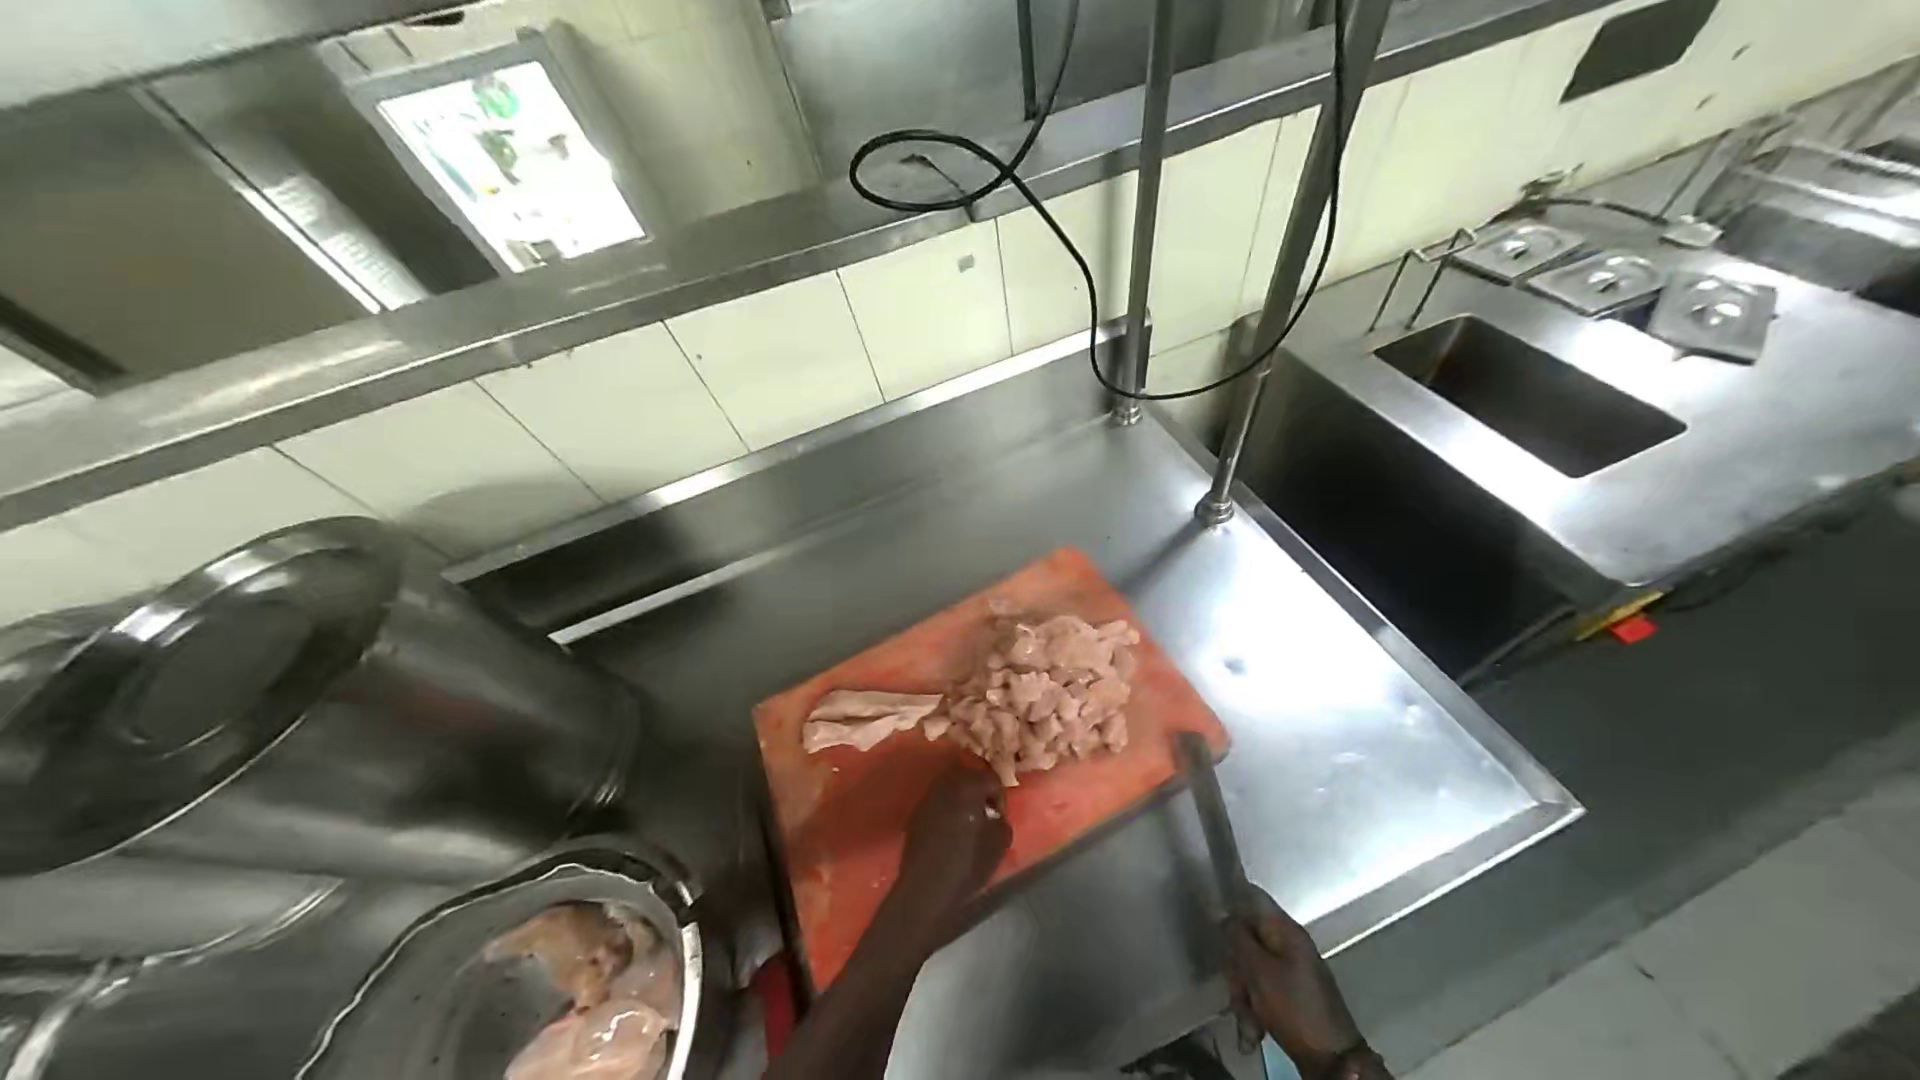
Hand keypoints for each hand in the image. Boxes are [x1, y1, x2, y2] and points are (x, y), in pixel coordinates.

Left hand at [892, 764, 1010, 924]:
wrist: (927, 888)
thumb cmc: (967, 864)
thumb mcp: (999, 843)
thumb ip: (1001, 820)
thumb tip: (995, 815)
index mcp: (967, 786)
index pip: (990, 777)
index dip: (1000, 796)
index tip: (1000, 816)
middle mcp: (944, 784)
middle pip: (968, 775)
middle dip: (980, 789)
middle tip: (986, 811)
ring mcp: (927, 798)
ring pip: (950, 786)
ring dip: (962, 797)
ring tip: (969, 820)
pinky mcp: (916, 813)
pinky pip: (937, 801)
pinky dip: (948, 807)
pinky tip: (952, 829)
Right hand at [1225, 885, 1363, 1073]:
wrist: (1333, 1062)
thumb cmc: (1294, 1008)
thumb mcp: (1258, 971)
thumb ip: (1237, 938)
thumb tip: (1224, 915)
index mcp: (1286, 932)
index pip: (1253, 897)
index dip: (1230, 899)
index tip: (1210, 915)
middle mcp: (1289, 945)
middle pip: (1247, 937)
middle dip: (1236, 966)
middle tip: (1236, 987)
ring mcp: (1292, 970)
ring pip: (1251, 967)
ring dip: (1243, 994)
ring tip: (1247, 1021)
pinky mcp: (1291, 994)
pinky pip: (1262, 990)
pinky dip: (1254, 1009)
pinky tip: (1252, 1032)